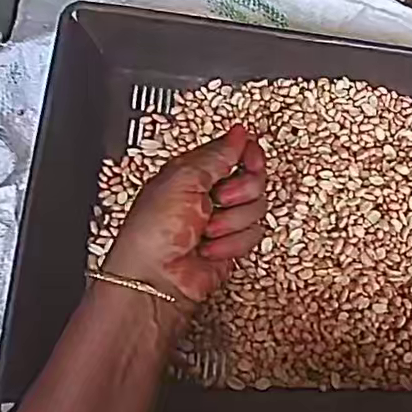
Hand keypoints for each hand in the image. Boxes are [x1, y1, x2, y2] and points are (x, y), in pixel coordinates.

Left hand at [103, 124, 266, 307]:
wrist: (156, 278)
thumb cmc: (154, 232)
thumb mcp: (183, 179)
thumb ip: (217, 154)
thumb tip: (238, 133)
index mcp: (195, 171)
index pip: (236, 153)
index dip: (249, 155)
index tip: (251, 160)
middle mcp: (211, 194)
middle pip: (254, 181)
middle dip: (240, 192)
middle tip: (219, 200)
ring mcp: (224, 220)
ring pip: (257, 209)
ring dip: (232, 222)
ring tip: (206, 230)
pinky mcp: (233, 244)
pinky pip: (254, 235)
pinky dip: (233, 243)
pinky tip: (211, 248)